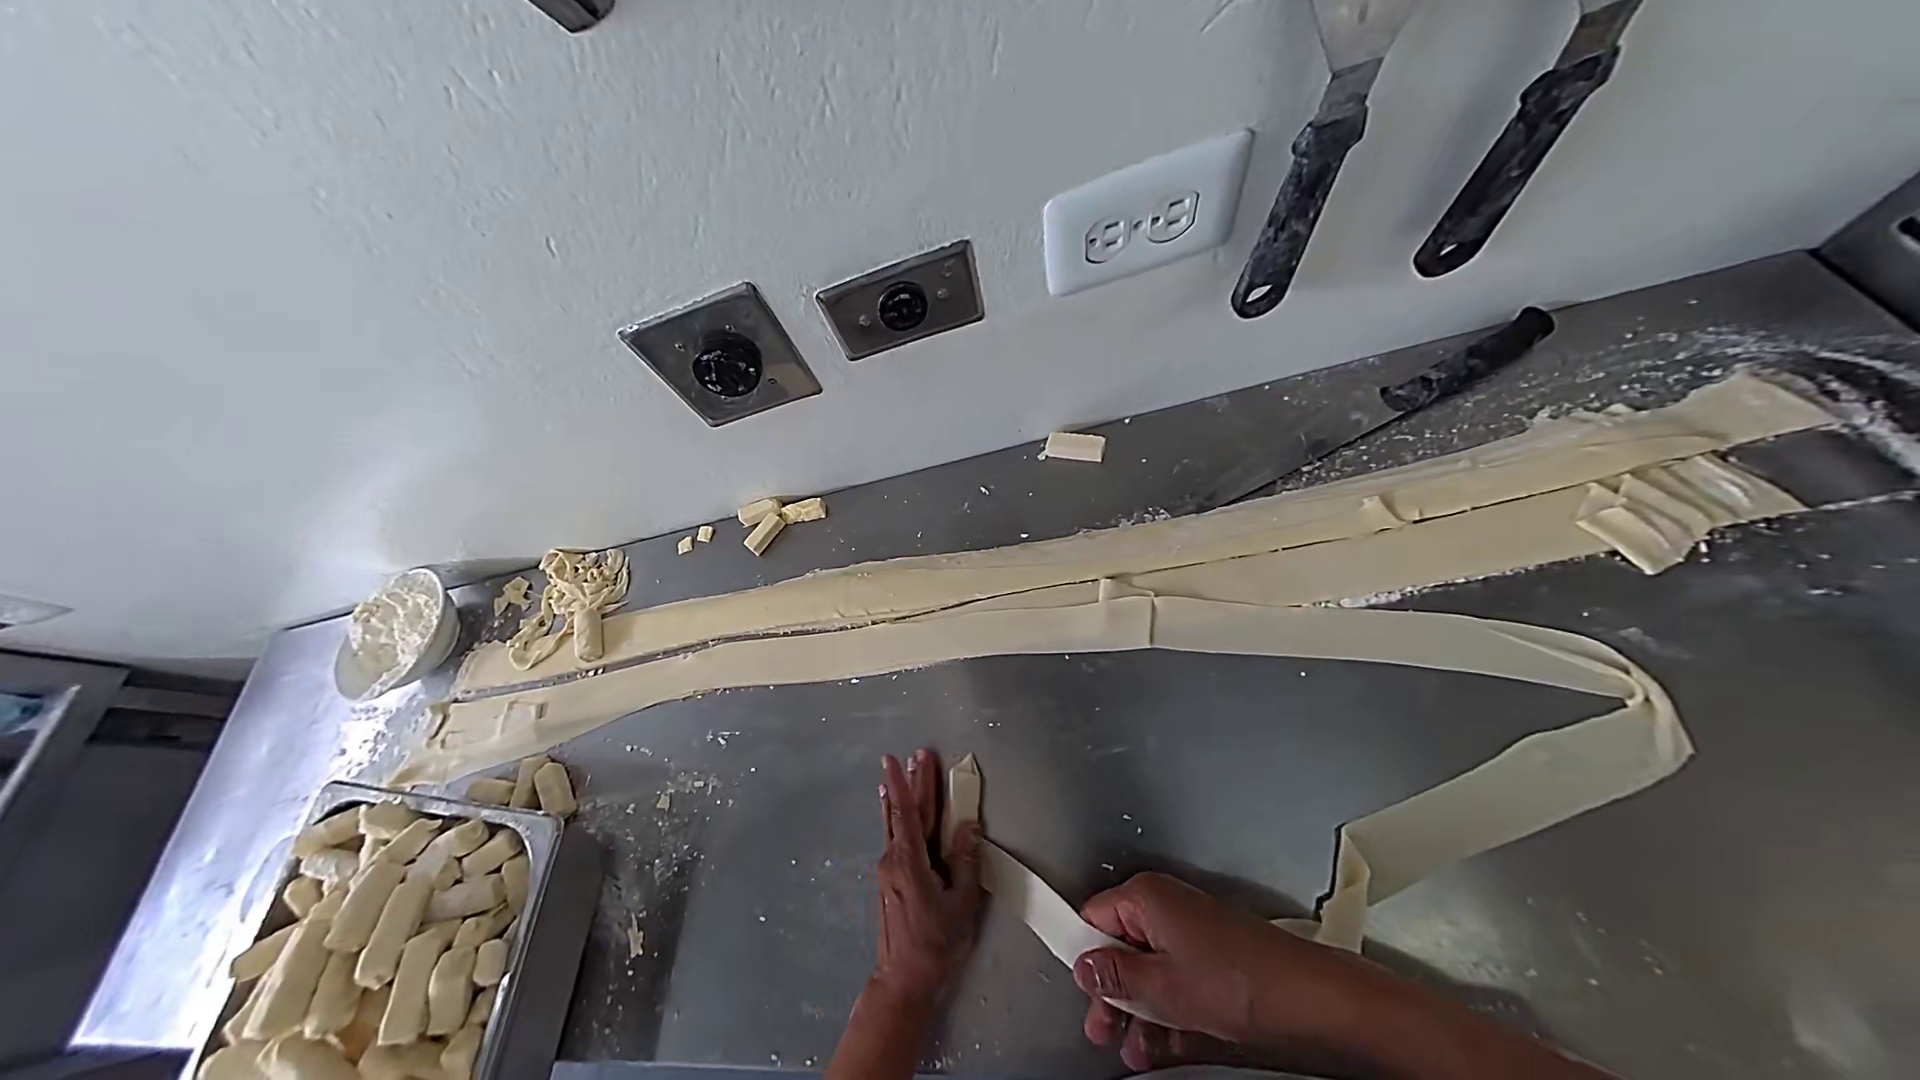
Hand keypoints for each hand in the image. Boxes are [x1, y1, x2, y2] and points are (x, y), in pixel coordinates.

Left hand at [873, 749, 983, 1003]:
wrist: (904, 980)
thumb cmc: (936, 943)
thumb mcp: (962, 903)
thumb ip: (965, 862)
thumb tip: (969, 827)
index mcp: (910, 862)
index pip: (907, 813)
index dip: (904, 784)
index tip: (896, 760)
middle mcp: (893, 859)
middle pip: (905, 813)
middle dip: (911, 782)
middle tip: (917, 754)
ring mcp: (888, 869)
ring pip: (897, 824)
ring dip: (901, 797)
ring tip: (901, 772)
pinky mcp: (889, 879)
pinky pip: (894, 838)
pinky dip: (896, 818)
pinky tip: (893, 811)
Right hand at [1072, 872, 1383, 1071]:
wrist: (1309, 1000)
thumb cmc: (1240, 978)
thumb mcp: (1161, 987)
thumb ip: (1116, 977)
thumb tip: (1086, 968)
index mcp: (1146, 897)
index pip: (1094, 917)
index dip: (1085, 956)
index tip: (1083, 990)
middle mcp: (1164, 907)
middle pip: (1119, 946)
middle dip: (1111, 992)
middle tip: (1103, 1027)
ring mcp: (1188, 933)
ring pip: (1146, 970)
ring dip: (1136, 1011)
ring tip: (1132, 1047)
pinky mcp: (1209, 958)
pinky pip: (1173, 980)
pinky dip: (1163, 1011)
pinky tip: (1158, 1046)